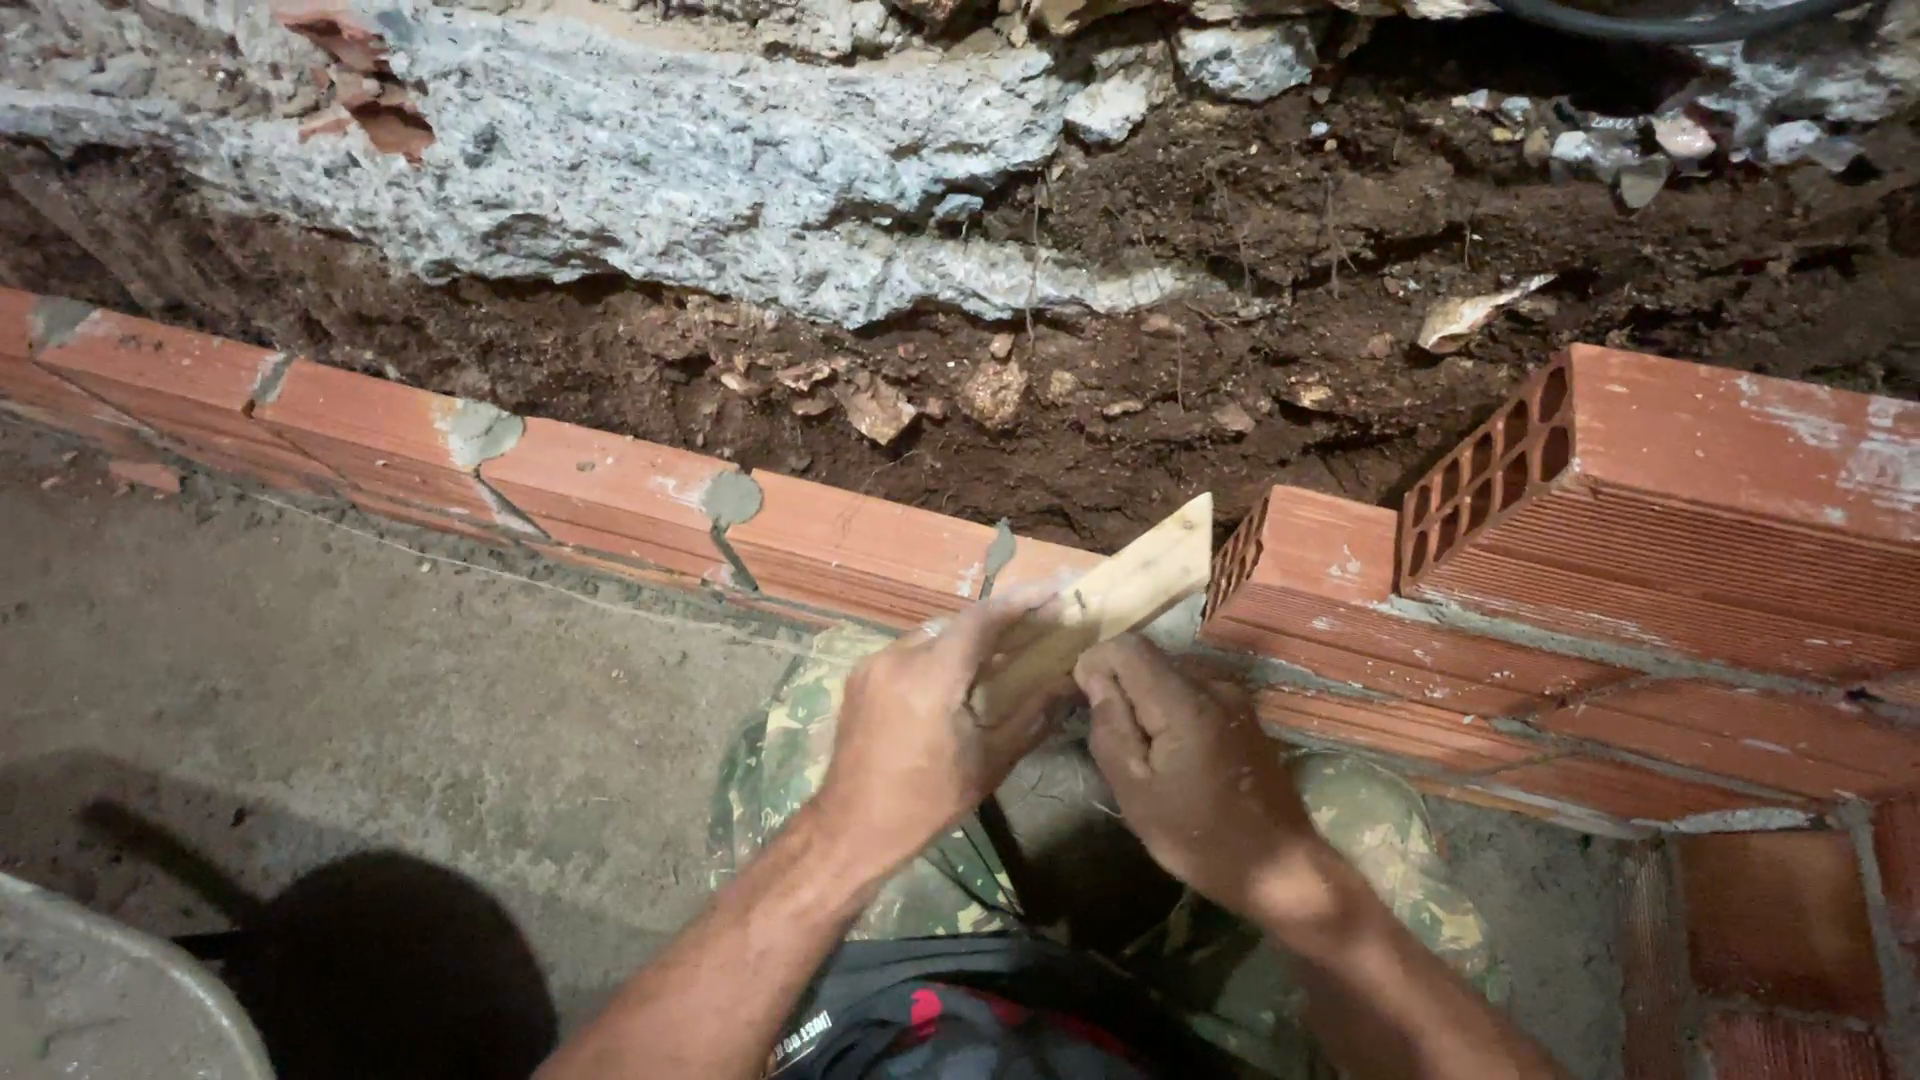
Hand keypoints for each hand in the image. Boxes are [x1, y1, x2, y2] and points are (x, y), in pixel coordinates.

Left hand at [813, 596, 1062, 872]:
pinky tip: (959, 676)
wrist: (851, 827)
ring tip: (1003, 653)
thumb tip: (1069, 683)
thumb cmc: (926, 802)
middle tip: (1038, 626)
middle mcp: (897, 657)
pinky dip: (940, 655)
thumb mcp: (990, 762)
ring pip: (933, 636)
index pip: (982, 619)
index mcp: (930, 677)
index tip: (1056, 591)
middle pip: (958, 624)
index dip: (1021, 600)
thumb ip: (1033, 715)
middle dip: (1000, 622)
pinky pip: (910, 651)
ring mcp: (873, 663)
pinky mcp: (860, 675)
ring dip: (968, 640)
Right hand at [1074, 635, 1321, 919]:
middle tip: (1117, 744)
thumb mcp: (1136, 792)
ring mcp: (1235, 698)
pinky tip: (1176, 758)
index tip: (1087, 703)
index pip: (1128, 646)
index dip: (1097, 663)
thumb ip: (1110, 728)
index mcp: (1185, 702)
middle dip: (1121, 689)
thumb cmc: (1200, 838)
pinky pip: (1192, 694)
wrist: (1282, 869)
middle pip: (1150, 660)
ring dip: (1146, 703)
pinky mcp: (1245, 715)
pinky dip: (1171, 712)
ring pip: (1169, 677)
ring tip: (1147, 757)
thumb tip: (1094, 678)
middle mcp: (1214, 686)